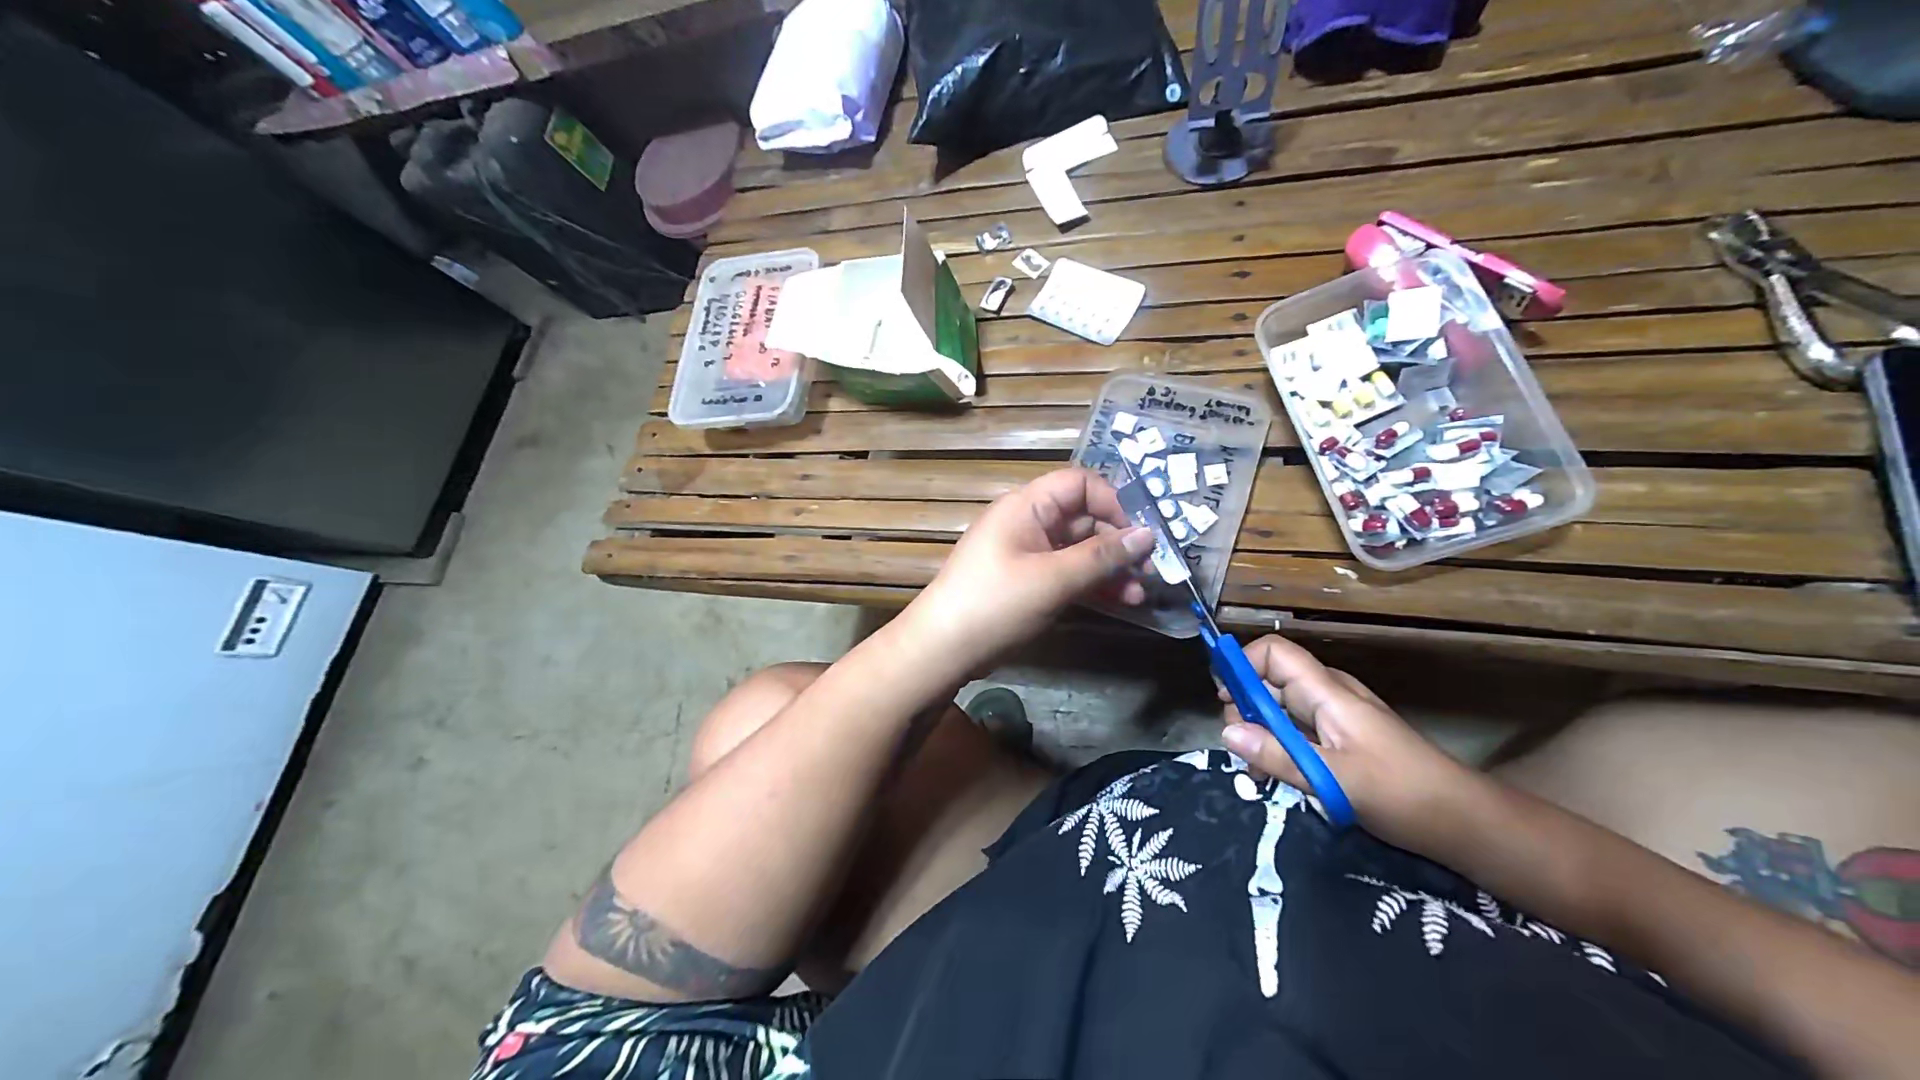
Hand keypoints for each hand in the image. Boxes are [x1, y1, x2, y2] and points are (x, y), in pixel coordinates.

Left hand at [905, 468, 1154, 668]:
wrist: (943, 649)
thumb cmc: (997, 603)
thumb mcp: (1053, 579)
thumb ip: (1102, 557)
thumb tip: (1148, 534)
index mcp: (1026, 506)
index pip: (1079, 484)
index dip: (1114, 503)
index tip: (1141, 534)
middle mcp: (1027, 523)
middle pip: (1084, 518)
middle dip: (1119, 543)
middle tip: (1151, 571)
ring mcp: (1027, 554)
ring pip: (1079, 550)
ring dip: (1110, 568)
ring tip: (1140, 594)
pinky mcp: (1028, 582)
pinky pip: (1068, 573)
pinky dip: (1092, 584)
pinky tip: (1120, 601)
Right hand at [1218, 635, 1491, 853]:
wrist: (1462, 821)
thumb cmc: (1402, 793)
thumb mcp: (1334, 779)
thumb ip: (1278, 756)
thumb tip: (1227, 733)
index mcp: (1327, 693)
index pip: (1273, 653)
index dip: (1242, 666)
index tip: (1225, 702)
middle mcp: (1327, 695)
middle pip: (1267, 680)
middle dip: (1245, 711)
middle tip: (1244, 752)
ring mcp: (1333, 716)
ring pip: (1277, 708)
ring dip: (1258, 734)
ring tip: (1259, 773)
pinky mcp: (1337, 737)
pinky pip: (1293, 728)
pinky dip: (1277, 746)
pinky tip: (1276, 776)